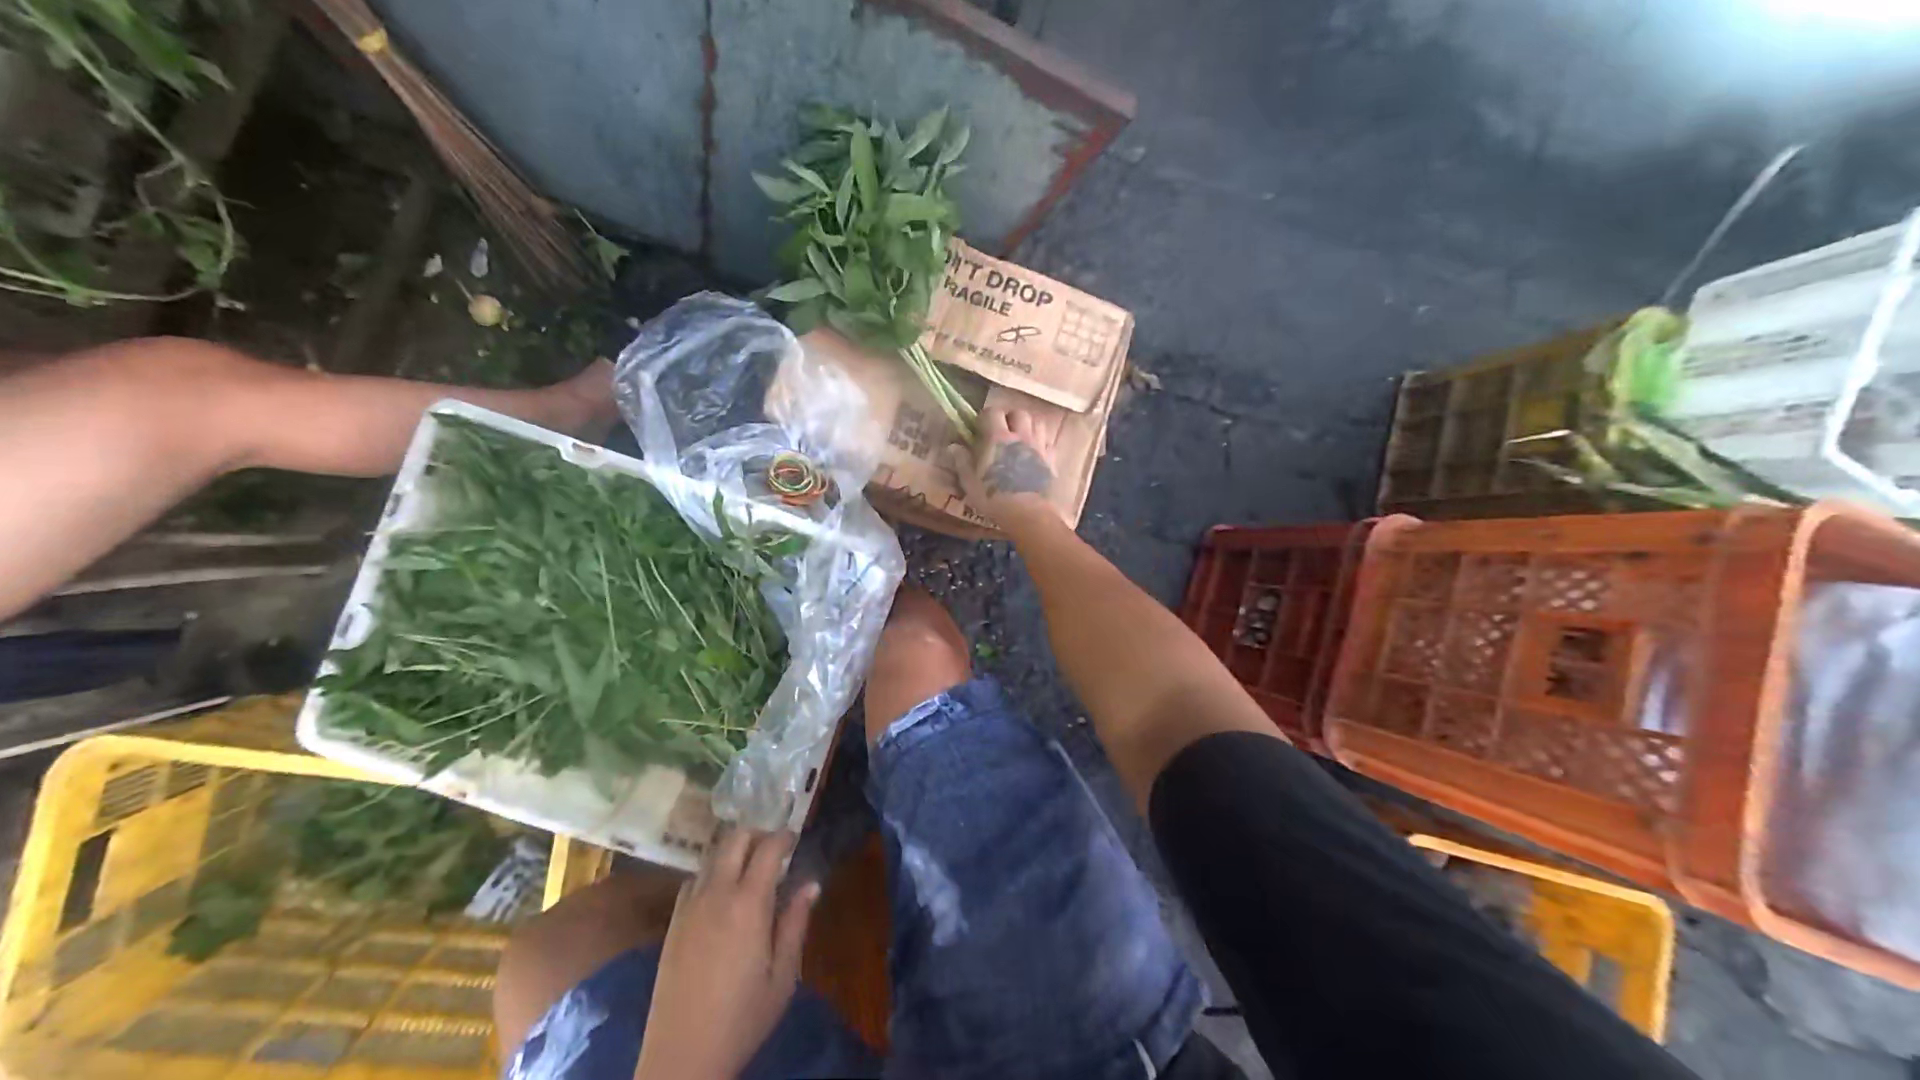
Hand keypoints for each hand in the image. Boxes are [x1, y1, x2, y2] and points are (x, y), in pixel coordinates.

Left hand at [633, 830, 818, 1079]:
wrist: (682, 1055)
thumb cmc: (743, 1017)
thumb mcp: (783, 974)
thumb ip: (795, 923)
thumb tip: (811, 884)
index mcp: (748, 903)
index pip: (767, 849)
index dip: (784, 836)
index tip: (795, 838)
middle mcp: (715, 894)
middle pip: (733, 840)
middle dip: (756, 834)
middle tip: (774, 848)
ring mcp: (689, 906)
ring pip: (711, 857)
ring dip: (733, 852)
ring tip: (750, 869)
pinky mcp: (672, 923)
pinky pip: (693, 880)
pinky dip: (711, 873)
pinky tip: (721, 894)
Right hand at [943, 405, 1060, 528]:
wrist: (1027, 513)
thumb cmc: (993, 497)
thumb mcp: (970, 482)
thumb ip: (962, 461)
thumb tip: (954, 447)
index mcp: (998, 437)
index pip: (992, 412)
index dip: (985, 417)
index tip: (980, 429)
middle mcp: (1020, 435)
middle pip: (1019, 413)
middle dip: (1010, 418)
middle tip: (1002, 432)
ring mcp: (1039, 446)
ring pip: (1037, 423)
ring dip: (1028, 427)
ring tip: (1020, 439)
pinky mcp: (1051, 460)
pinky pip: (1048, 442)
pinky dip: (1041, 443)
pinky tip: (1034, 454)